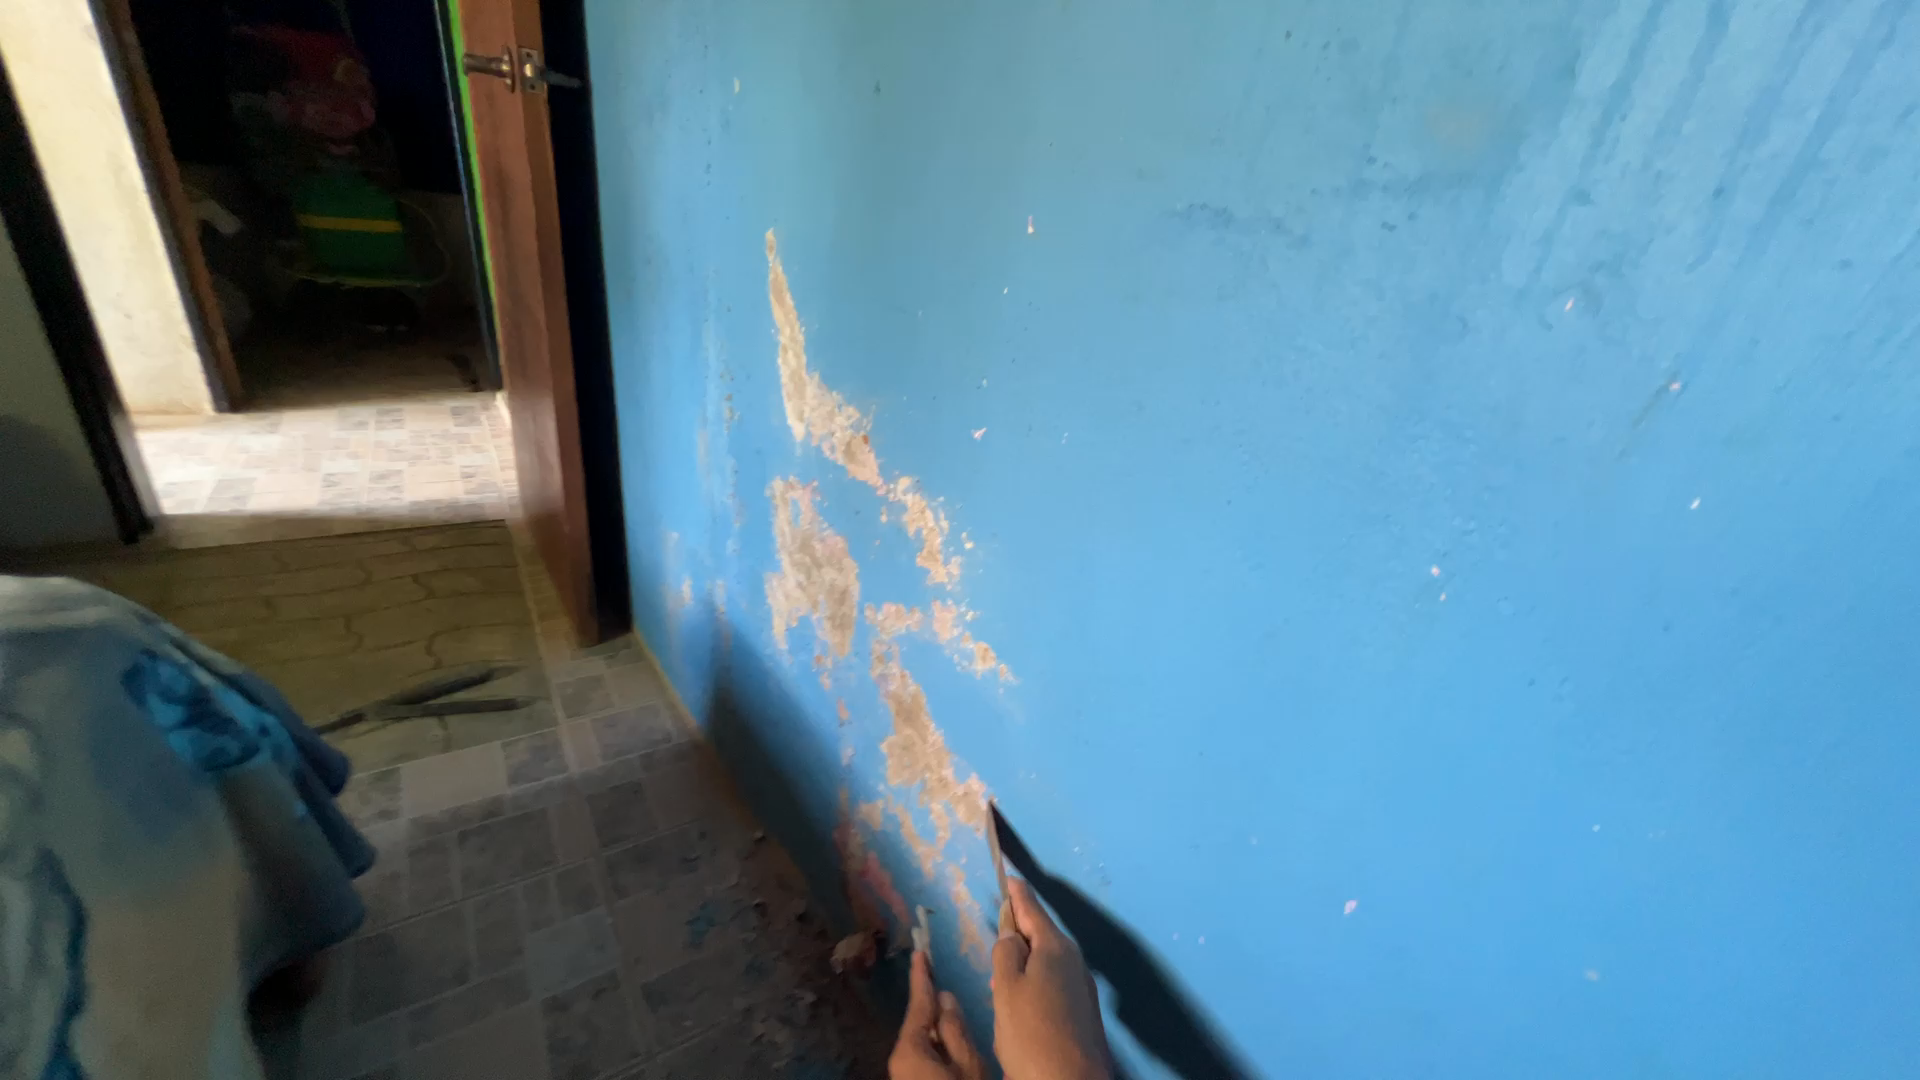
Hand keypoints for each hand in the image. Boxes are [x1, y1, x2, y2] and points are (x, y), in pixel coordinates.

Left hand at [889, 948, 984, 1079]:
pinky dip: (935, 1041)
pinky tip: (947, 1037)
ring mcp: (903, 1072)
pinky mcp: (910, 1079)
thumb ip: (956, 1030)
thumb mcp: (968, 1066)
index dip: (921, 977)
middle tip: (935, 970)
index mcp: (910, 1048)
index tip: (919, 952)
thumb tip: (945, 998)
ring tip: (946, 1003)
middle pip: (919, 1022)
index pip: (918, 1004)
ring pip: (923, 1039)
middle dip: (930, 999)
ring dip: (935, 1023)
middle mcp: (900, 1058)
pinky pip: (924, 1054)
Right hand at [992, 877, 1112, 1079]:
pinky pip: (1053, 983)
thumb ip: (1005, 952)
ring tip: (1002, 973)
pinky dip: (1035, 983)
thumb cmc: (1033, 1034)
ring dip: (1025, 962)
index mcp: (1055, 946)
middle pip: (1040, 934)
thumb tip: (1012, 932)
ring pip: (1046, 961)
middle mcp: (1074, 960)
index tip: (1008, 876)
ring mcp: (1082, 987)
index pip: (1032, 907)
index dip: (1016, 892)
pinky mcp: (1083, 1012)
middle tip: (996, 933)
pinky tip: (1022, 1004)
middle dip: (1018, 932)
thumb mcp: (1006, 987)